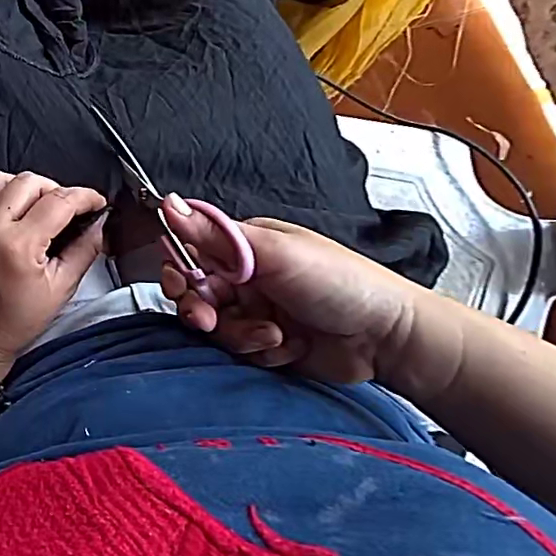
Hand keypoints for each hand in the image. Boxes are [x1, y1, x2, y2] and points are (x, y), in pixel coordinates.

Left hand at [0, 171, 107, 375]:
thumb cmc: (14, 320)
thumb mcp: (62, 288)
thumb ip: (85, 249)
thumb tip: (99, 223)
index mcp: (19, 247)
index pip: (59, 201)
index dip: (85, 197)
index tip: (95, 203)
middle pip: (31, 182)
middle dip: (57, 190)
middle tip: (68, 209)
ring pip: (1, 178)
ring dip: (26, 187)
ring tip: (38, 207)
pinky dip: (0, 193)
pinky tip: (12, 210)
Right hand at [158, 197, 440, 392]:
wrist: (386, 338)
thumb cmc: (342, 282)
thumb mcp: (273, 252)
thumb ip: (215, 232)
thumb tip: (169, 202)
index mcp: (246, 246)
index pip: (193, 256)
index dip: (181, 275)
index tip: (184, 287)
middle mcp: (248, 277)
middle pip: (198, 296)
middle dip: (204, 312)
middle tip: (212, 319)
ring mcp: (258, 311)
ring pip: (218, 329)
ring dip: (242, 335)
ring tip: (275, 333)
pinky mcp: (268, 343)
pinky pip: (241, 352)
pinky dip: (262, 352)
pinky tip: (289, 345)